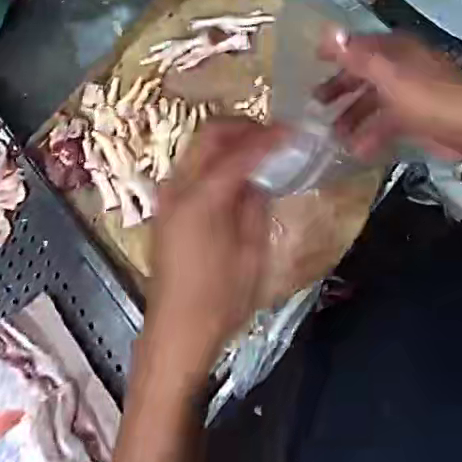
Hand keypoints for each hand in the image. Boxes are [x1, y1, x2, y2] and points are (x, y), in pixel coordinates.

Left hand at [138, 119, 274, 387]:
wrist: (178, 333)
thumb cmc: (222, 298)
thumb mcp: (252, 250)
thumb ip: (256, 203)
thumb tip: (264, 176)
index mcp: (202, 200)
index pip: (241, 152)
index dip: (270, 137)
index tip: (294, 130)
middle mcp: (178, 190)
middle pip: (210, 134)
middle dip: (244, 127)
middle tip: (275, 134)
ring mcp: (168, 198)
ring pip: (199, 146)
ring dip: (230, 140)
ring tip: (261, 150)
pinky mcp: (167, 208)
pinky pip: (193, 166)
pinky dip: (217, 157)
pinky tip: (241, 173)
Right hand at [318, 29, 461, 160]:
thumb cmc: (427, 97)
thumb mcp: (387, 75)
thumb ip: (356, 56)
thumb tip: (328, 31)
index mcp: (398, 50)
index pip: (362, 44)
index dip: (339, 51)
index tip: (316, 59)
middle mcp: (405, 67)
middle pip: (367, 74)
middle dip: (342, 88)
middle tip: (317, 103)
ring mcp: (413, 93)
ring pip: (377, 101)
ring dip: (354, 116)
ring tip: (333, 134)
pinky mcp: (419, 118)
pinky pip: (389, 123)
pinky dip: (373, 134)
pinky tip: (358, 150)